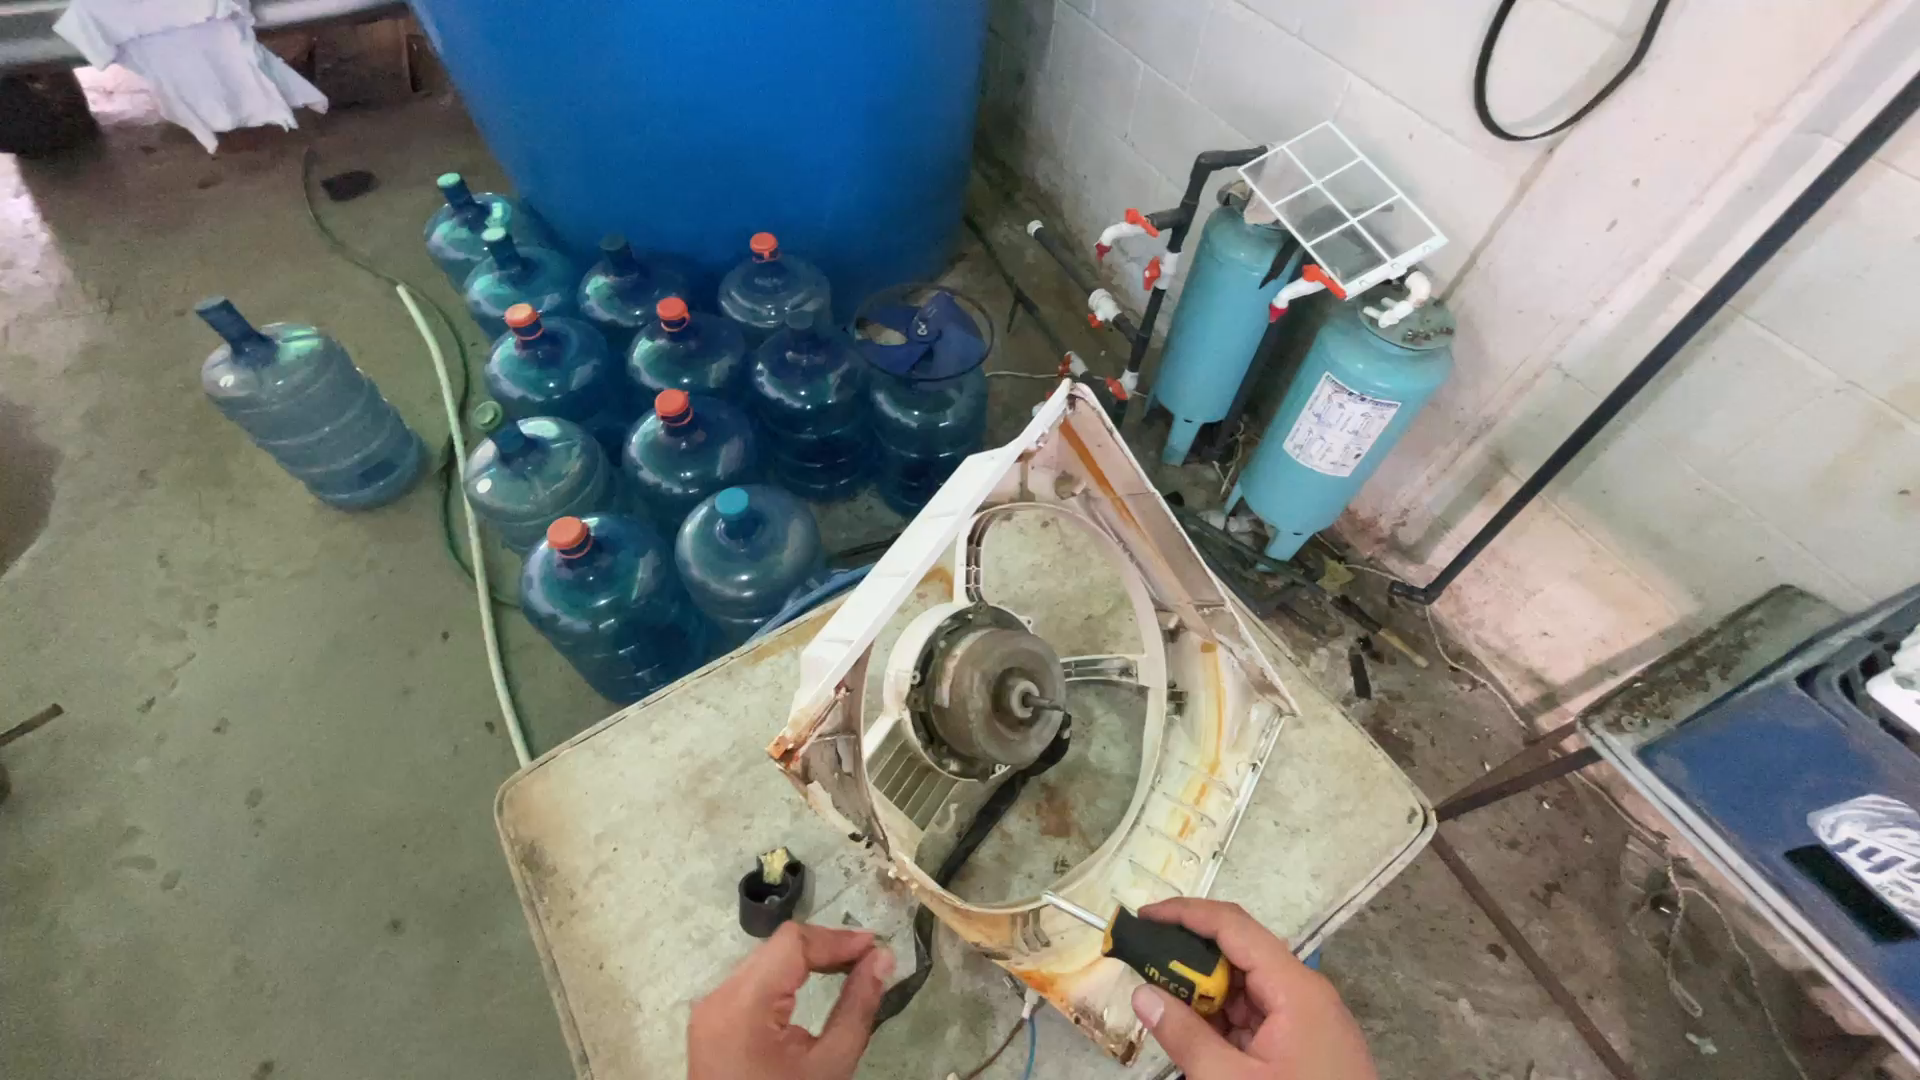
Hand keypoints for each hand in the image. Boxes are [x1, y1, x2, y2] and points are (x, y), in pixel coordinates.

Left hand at [688, 922, 895, 1079]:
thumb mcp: (829, 1067)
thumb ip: (857, 1006)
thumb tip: (883, 958)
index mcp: (742, 1004)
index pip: (792, 942)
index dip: (836, 938)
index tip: (875, 946)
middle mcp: (718, 996)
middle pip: (778, 948)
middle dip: (825, 948)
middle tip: (867, 958)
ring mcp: (710, 1008)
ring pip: (766, 959)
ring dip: (807, 959)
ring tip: (847, 966)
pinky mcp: (713, 1020)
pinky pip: (754, 979)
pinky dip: (787, 976)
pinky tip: (812, 981)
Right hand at [1130, 899, 1376, 1079]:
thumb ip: (1185, 1036)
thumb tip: (1141, 994)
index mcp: (1295, 988)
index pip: (1232, 925)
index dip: (1185, 913)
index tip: (1143, 916)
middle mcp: (1304, 994)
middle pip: (1239, 953)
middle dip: (1189, 955)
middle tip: (1144, 960)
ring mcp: (1309, 1022)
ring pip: (1245, 987)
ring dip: (1204, 992)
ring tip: (1162, 999)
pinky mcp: (1307, 1049)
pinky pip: (1257, 1017)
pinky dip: (1223, 1020)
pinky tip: (1196, 1034)